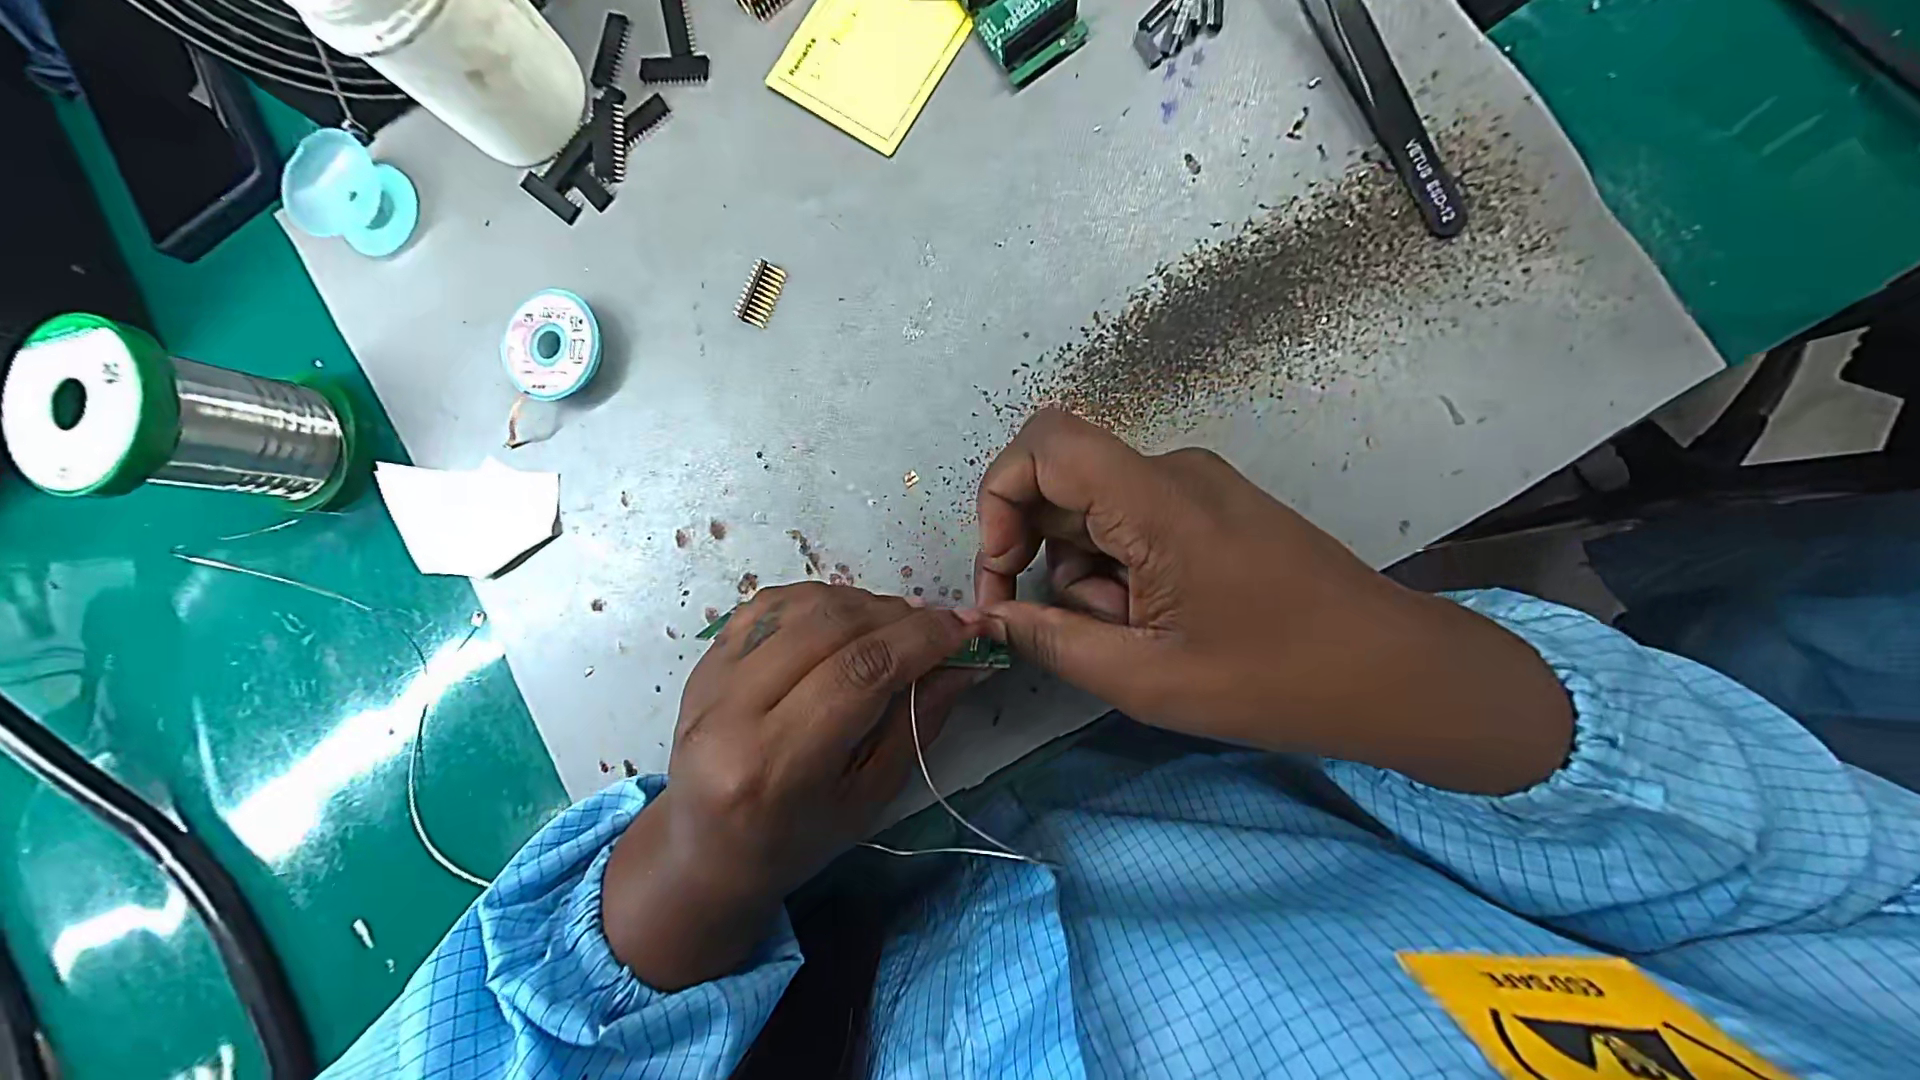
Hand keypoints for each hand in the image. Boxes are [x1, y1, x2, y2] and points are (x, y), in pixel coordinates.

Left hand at [603, 583, 980, 988]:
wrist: (707, 848)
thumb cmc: (796, 838)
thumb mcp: (869, 796)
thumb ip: (917, 721)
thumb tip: (964, 662)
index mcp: (776, 764)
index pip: (860, 672)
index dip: (922, 640)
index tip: (965, 629)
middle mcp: (733, 712)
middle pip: (833, 628)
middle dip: (899, 617)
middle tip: (938, 626)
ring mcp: (710, 679)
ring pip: (804, 605)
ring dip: (864, 602)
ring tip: (896, 624)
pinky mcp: (706, 659)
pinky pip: (773, 603)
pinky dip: (822, 599)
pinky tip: (847, 617)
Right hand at [973, 409, 1570, 794]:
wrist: (1399, 674)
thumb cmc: (1275, 679)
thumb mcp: (1145, 678)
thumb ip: (1052, 641)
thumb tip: (990, 616)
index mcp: (1157, 501)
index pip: (1045, 444)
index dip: (999, 495)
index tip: (1003, 569)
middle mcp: (1173, 473)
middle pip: (1062, 487)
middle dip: (1041, 557)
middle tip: (1061, 627)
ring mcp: (1196, 487)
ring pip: (1094, 514)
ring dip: (1086, 576)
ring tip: (1132, 636)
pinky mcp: (1210, 508)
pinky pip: (1131, 524)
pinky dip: (1118, 571)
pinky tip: (1155, 620)